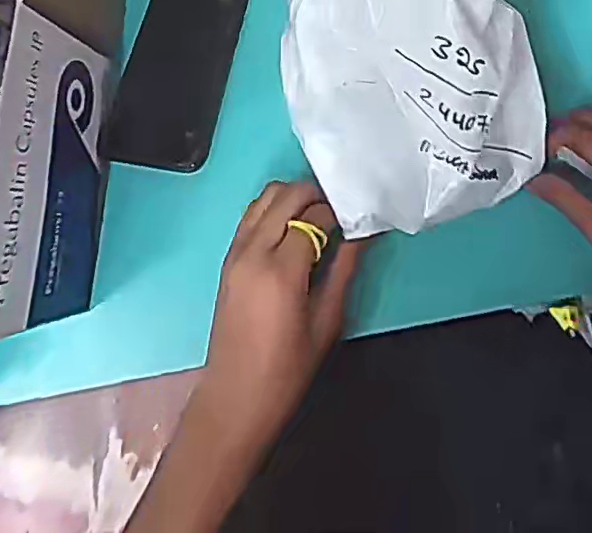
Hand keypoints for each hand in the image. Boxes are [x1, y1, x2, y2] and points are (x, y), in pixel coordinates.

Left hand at [126, 181, 365, 532]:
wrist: (234, 397)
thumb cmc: (287, 369)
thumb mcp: (327, 321)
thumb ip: (344, 269)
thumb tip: (363, 233)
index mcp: (281, 269)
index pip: (314, 216)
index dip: (338, 213)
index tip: (355, 219)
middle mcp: (254, 250)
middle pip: (286, 195)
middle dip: (315, 194)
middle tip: (338, 212)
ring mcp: (236, 250)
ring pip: (265, 196)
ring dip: (292, 197)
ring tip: (316, 216)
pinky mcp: (227, 257)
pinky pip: (251, 213)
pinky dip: (273, 208)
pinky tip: (291, 228)